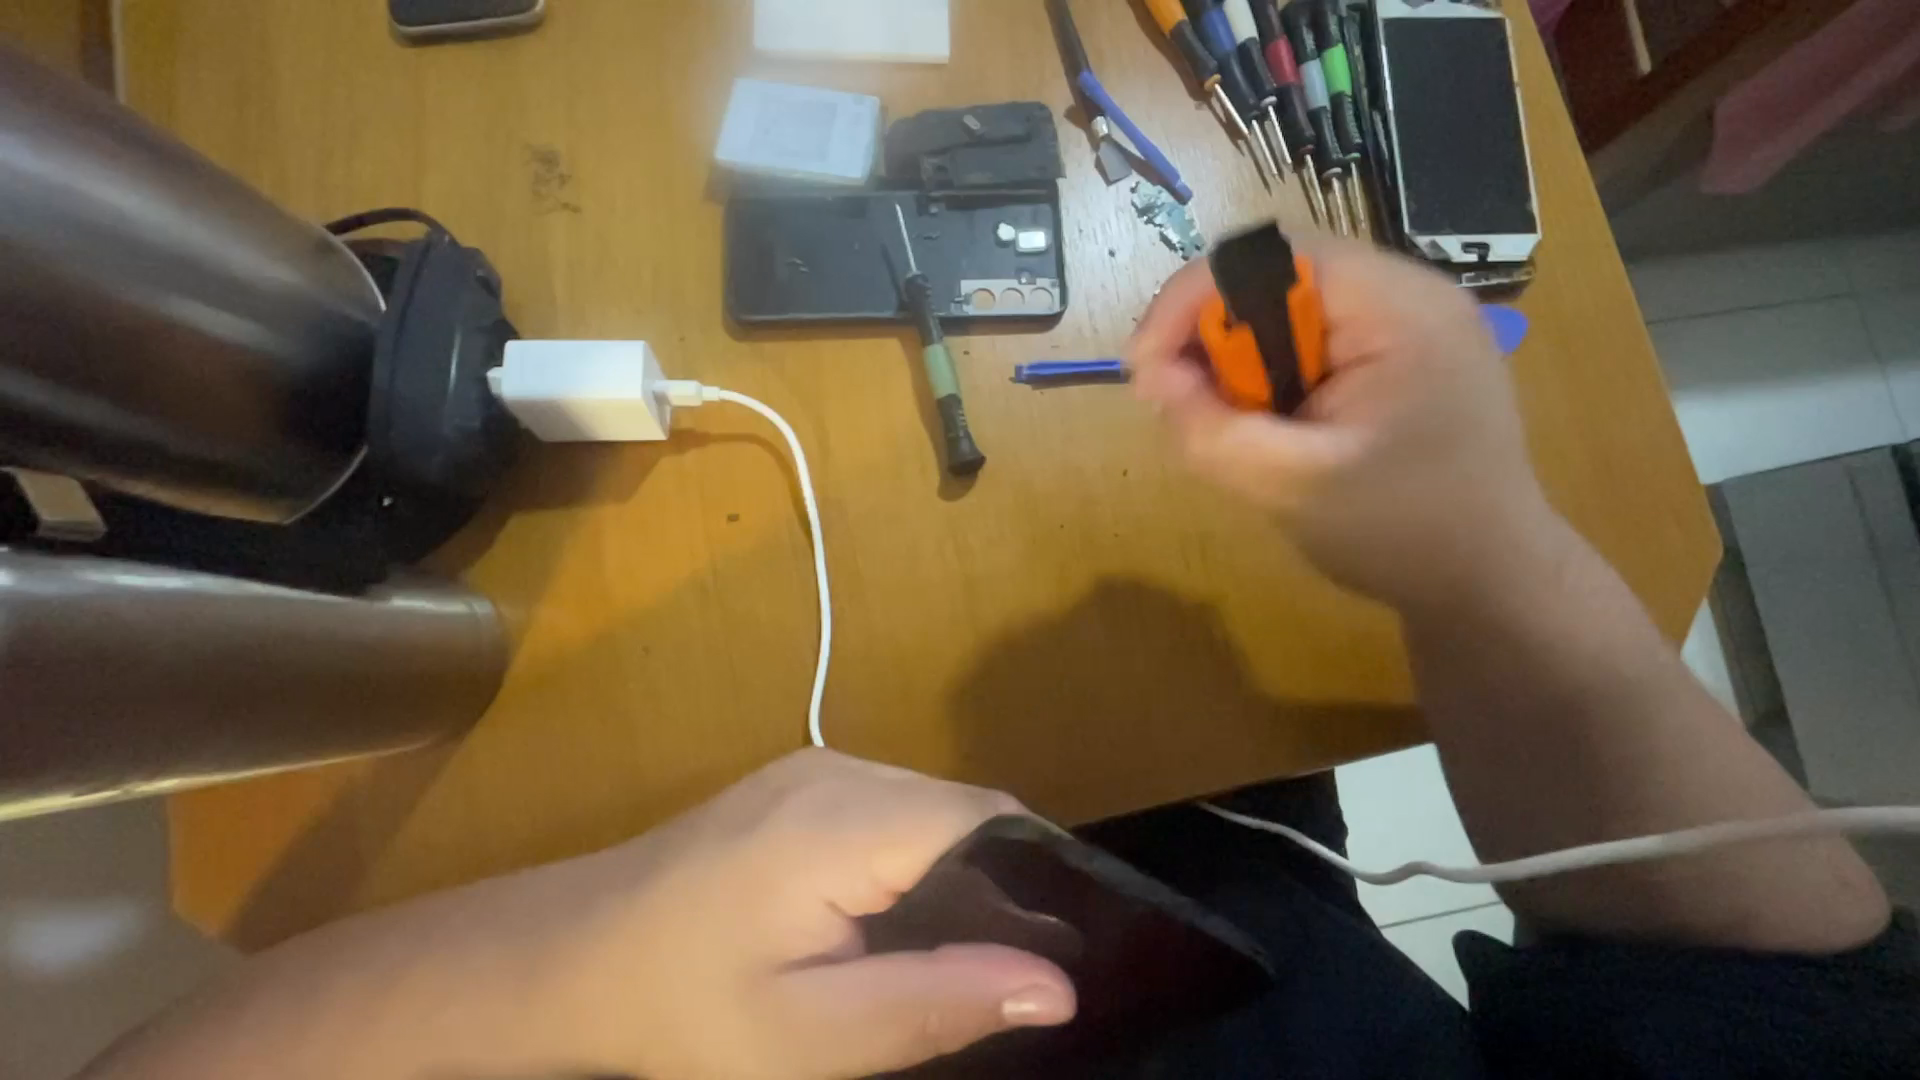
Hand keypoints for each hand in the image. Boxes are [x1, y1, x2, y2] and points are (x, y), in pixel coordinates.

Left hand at [605, 750, 1074, 1078]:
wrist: (570, 953)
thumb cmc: (684, 1008)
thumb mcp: (811, 1035)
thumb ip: (934, 1001)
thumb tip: (1055, 983)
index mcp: (845, 822)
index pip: (985, 821)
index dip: (1034, 877)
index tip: (1056, 948)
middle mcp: (841, 770)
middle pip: (963, 809)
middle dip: (998, 878)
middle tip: (1001, 967)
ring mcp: (816, 764)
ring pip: (930, 803)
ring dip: (955, 864)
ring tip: (949, 946)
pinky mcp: (801, 775)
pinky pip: (891, 802)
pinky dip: (914, 848)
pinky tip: (890, 908)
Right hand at [1128, 236, 1558, 610]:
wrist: (1487, 580)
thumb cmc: (1403, 533)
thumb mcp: (1292, 486)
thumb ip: (1212, 430)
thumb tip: (1149, 377)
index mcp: (1397, 307)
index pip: (1271, 258)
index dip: (1191, 301)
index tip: (1145, 370)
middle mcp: (1402, 296)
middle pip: (1272, 280)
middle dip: (1208, 339)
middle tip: (1178, 406)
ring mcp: (1400, 327)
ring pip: (1280, 315)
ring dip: (1234, 366)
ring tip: (1228, 427)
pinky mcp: (1389, 359)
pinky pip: (1302, 346)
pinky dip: (1263, 382)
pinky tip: (1266, 429)